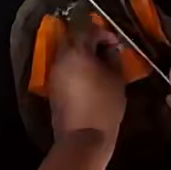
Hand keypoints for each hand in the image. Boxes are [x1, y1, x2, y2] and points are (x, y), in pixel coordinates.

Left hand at [47, 25, 127, 145]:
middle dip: (91, 40)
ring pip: (67, 53)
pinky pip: (65, 67)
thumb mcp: (117, 77)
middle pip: (73, 40)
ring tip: (100, 62)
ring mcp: (54, 74)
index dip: (105, 33)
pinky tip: (90, 75)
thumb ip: (113, 57)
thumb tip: (110, 48)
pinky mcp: (53, 88)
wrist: (83, 138)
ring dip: (83, 53)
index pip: (88, 31)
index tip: (117, 42)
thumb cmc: (104, 104)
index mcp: (77, 53)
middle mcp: (61, 59)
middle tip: (107, 48)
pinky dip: (77, 65)